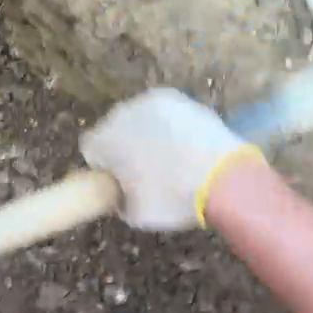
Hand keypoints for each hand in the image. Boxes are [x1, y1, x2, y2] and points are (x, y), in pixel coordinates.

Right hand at [80, 87, 259, 230]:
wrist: (221, 177)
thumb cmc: (172, 198)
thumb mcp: (136, 215)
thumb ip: (117, 199)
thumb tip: (118, 194)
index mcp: (102, 141)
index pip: (90, 149)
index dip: (103, 165)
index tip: (119, 179)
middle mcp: (118, 114)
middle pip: (113, 128)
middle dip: (124, 145)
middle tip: (146, 169)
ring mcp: (146, 102)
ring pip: (138, 118)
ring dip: (146, 132)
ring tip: (171, 156)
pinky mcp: (173, 97)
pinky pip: (162, 112)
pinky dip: (169, 124)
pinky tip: (186, 144)